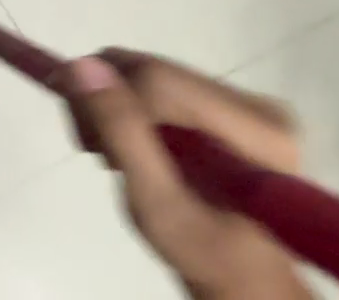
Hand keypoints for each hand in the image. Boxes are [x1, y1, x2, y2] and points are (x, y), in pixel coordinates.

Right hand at [61, 51, 309, 299]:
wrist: (242, 274)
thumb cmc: (203, 251)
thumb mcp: (156, 204)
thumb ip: (122, 133)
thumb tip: (81, 65)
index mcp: (257, 132)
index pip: (157, 80)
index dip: (107, 99)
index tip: (87, 144)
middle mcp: (256, 105)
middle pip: (149, 69)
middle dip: (104, 100)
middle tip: (93, 147)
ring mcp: (241, 101)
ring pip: (143, 69)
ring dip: (110, 103)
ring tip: (111, 151)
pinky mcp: (224, 102)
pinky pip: (152, 79)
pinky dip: (125, 105)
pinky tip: (128, 140)